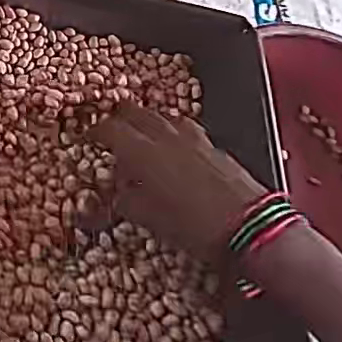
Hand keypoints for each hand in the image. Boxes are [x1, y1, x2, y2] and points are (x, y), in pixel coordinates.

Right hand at [86, 103, 265, 260]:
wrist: (251, 228)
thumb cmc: (191, 225)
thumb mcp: (147, 218)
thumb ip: (126, 199)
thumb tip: (118, 192)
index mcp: (141, 152)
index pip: (110, 129)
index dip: (96, 131)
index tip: (90, 137)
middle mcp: (165, 137)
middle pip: (136, 113)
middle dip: (121, 117)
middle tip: (113, 127)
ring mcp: (193, 139)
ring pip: (164, 117)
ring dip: (149, 122)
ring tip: (144, 134)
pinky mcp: (215, 147)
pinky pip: (187, 129)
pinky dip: (175, 132)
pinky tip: (177, 147)